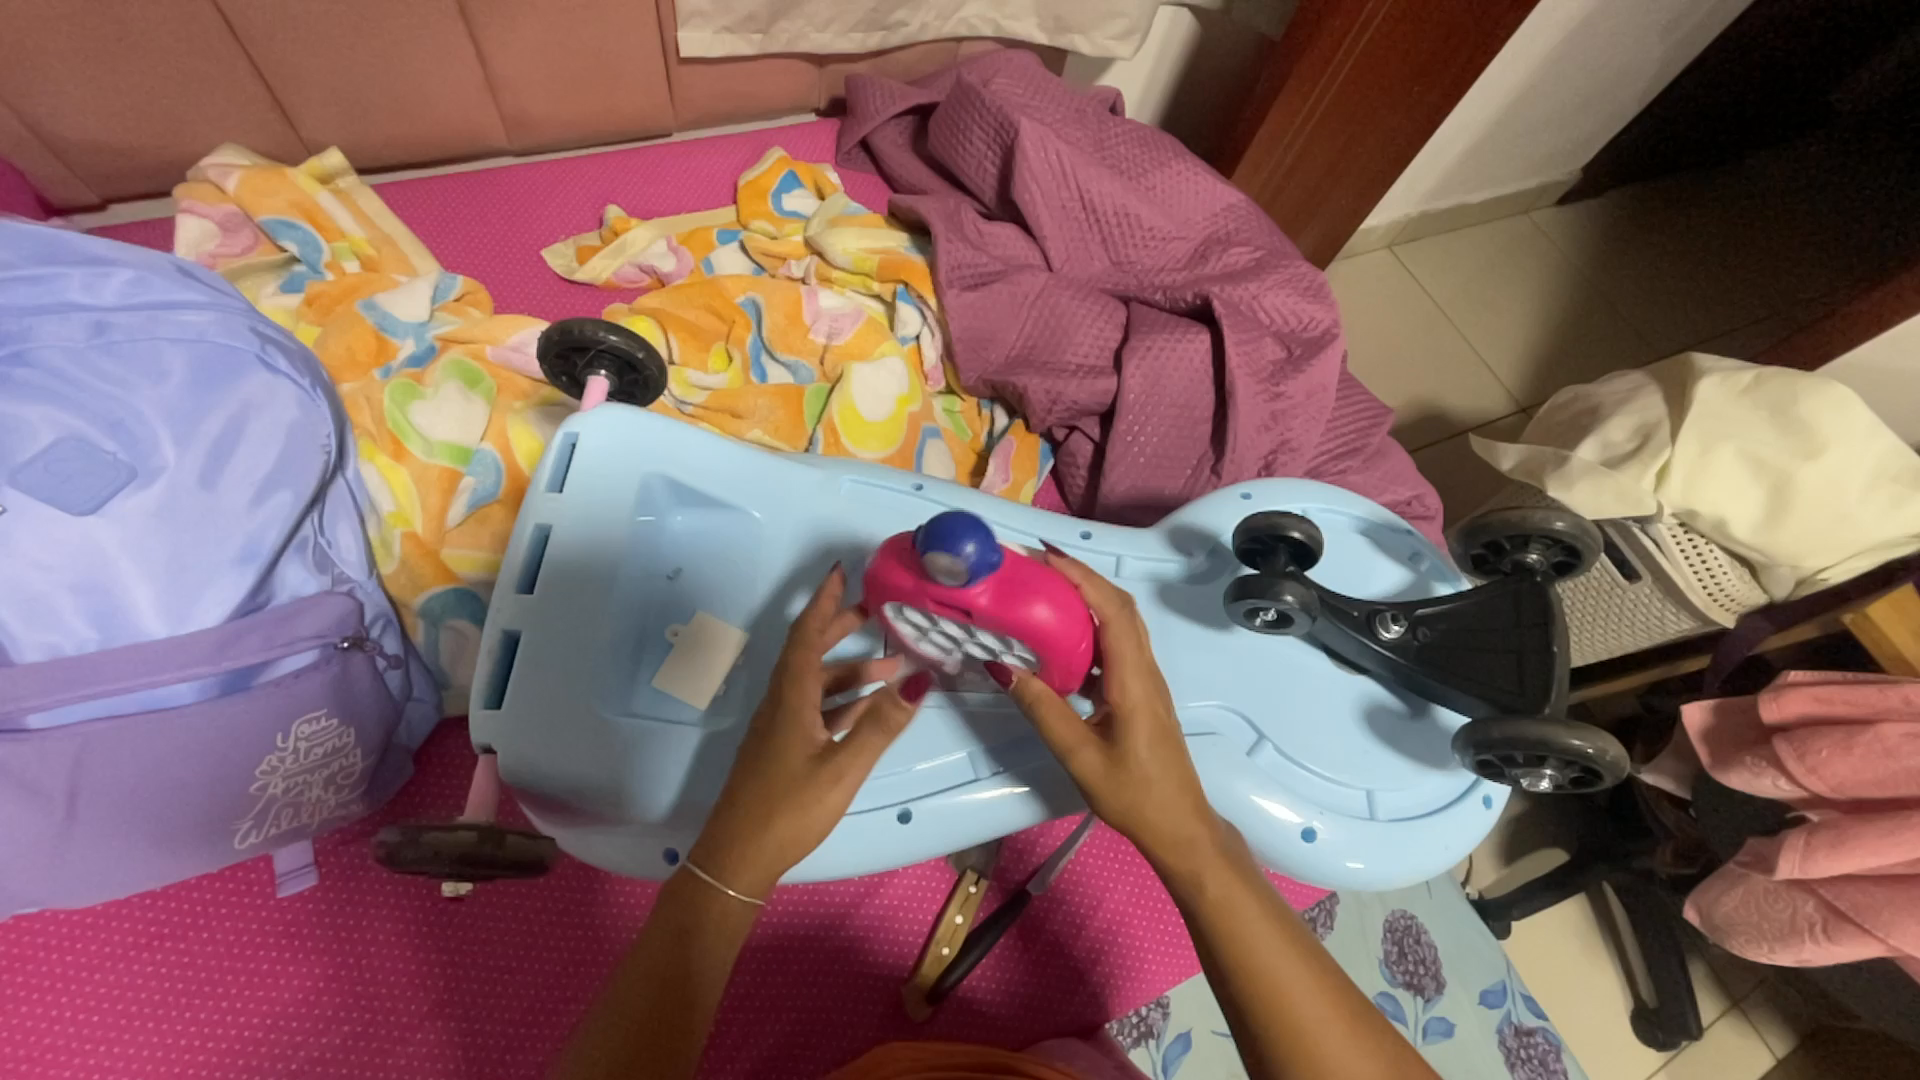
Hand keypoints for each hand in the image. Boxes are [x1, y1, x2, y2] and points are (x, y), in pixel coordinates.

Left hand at [687, 565, 930, 898]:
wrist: (737, 859)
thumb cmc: (789, 810)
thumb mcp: (843, 767)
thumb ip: (881, 724)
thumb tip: (920, 681)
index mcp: (790, 697)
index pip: (806, 634)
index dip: (823, 601)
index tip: (841, 572)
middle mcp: (781, 702)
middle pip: (810, 652)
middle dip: (840, 628)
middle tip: (875, 611)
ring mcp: (780, 726)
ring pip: (816, 683)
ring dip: (851, 671)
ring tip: (892, 667)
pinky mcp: (783, 748)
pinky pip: (816, 709)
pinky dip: (844, 701)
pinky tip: (868, 710)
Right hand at [984, 547, 1222, 869]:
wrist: (1179, 826)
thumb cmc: (1133, 794)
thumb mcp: (1079, 756)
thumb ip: (1042, 709)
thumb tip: (1002, 666)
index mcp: (1133, 679)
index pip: (1112, 610)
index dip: (1080, 576)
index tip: (1044, 556)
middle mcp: (1144, 669)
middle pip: (1119, 605)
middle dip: (1080, 577)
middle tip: (1037, 565)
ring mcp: (1144, 679)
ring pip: (1119, 622)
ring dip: (1086, 598)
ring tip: (1044, 591)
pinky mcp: (1139, 691)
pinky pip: (1115, 644)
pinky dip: (1089, 627)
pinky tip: (1058, 639)